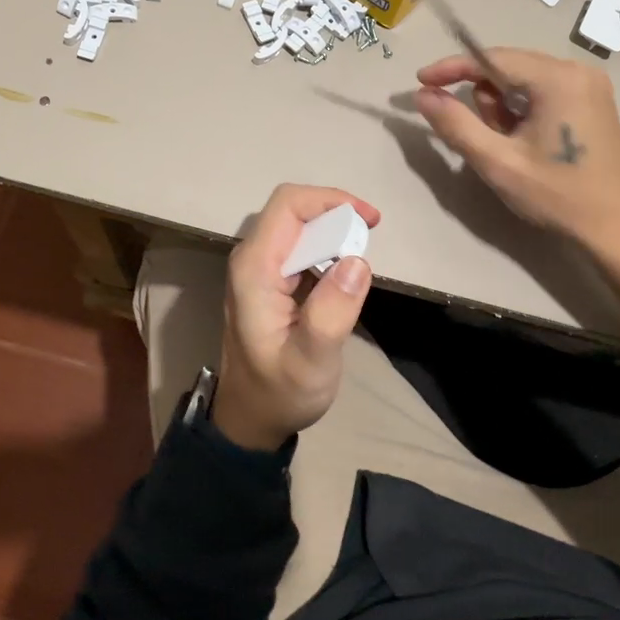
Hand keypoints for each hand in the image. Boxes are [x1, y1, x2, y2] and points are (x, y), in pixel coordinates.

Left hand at [214, 184, 379, 451]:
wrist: (250, 419)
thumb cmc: (280, 393)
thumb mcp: (311, 362)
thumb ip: (332, 312)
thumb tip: (357, 261)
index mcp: (255, 269)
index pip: (288, 206)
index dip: (330, 200)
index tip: (368, 220)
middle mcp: (251, 259)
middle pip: (293, 210)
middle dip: (335, 214)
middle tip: (369, 239)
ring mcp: (257, 269)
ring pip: (297, 226)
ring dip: (332, 231)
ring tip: (360, 257)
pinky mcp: (268, 281)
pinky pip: (298, 246)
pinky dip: (325, 248)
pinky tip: (344, 273)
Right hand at [413, 48, 619, 263]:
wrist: (613, 231)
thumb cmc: (556, 195)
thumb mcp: (497, 162)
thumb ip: (456, 124)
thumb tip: (422, 95)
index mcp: (558, 79)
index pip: (493, 59)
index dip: (452, 68)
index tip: (420, 81)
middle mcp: (578, 71)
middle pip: (509, 66)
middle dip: (485, 96)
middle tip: (483, 137)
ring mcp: (590, 85)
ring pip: (524, 80)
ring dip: (504, 107)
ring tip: (508, 145)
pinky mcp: (594, 102)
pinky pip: (543, 91)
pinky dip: (524, 110)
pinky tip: (526, 142)